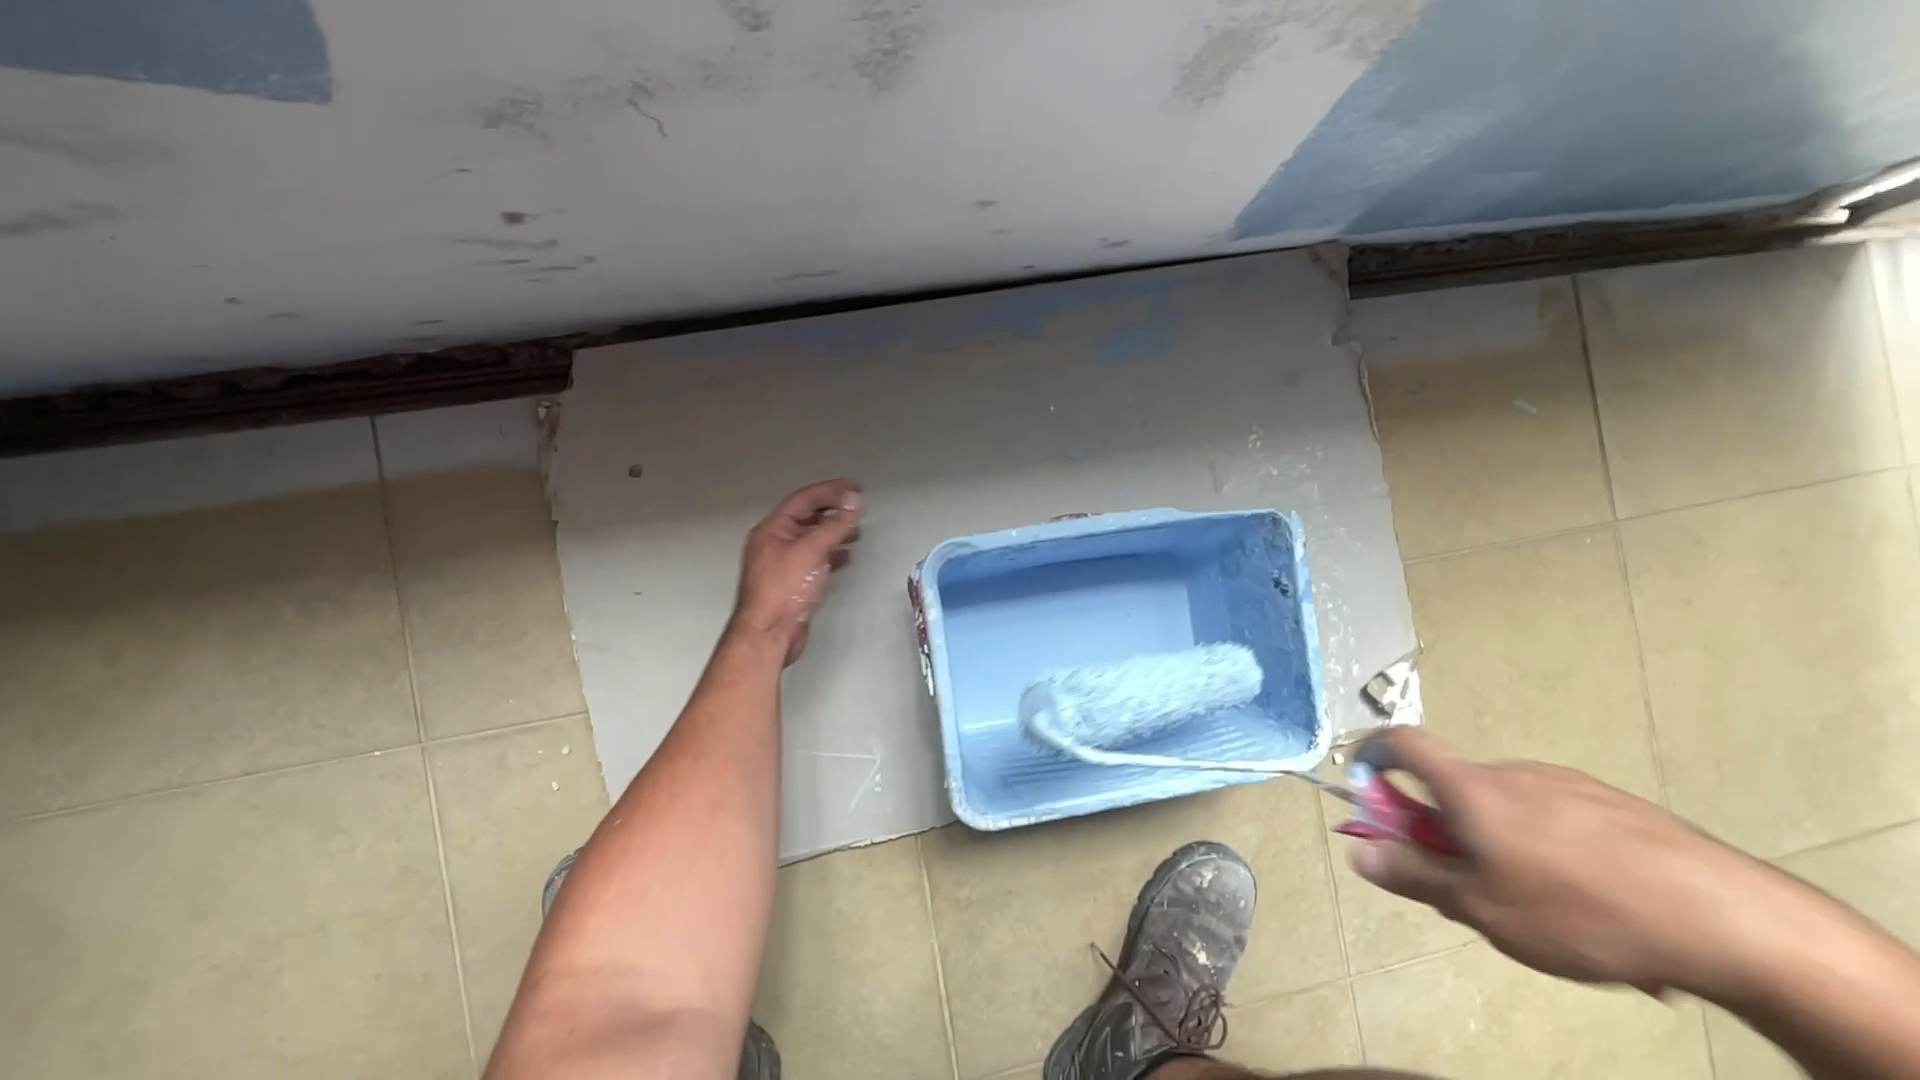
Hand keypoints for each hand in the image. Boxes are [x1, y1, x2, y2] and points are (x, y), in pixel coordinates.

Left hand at [731, 479, 863, 666]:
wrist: (769, 634)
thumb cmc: (786, 589)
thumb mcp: (812, 550)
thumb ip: (835, 524)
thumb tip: (854, 499)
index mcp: (772, 529)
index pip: (804, 499)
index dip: (830, 491)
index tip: (855, 488)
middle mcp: (773, 543)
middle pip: (806, 518)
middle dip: (833, 512)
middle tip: (857, 511)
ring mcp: (781, 564)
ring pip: (811, 539)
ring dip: (833, 533)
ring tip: (856, 533)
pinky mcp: (791, 583)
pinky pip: (813, 559)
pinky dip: (829, 554)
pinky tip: (844, 558)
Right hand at [1346, 728, 1774, 994]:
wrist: (1722, 916)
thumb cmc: (1576, 910)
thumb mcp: (1480, 907)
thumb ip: (1415, 875)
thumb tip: (1362, 851)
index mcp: (1472, 788)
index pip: (1403, 743)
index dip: (1372, 755)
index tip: (1366, 788)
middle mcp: (1514, 772)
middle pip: (1456, 787)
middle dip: (1444, 829)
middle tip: (1462, 886)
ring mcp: (1569, 785)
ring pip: (1508, 809)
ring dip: (1497, 843)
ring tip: (1537, 909)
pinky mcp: (1615, 805)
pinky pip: (1556, 820)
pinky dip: (1546, 850)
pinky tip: (1588, 904)